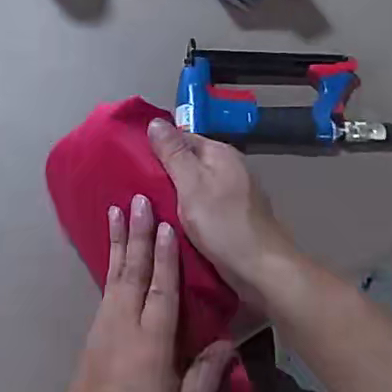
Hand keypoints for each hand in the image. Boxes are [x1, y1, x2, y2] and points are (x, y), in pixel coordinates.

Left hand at [44, 194, 234, 391]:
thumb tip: (226, 341)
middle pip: (132, 271)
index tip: (166, 224)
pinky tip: (116, 252)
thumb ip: (206, 375)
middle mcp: (124, 324)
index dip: (165, 256)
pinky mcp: (95, 331)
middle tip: (137, 199)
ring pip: (114, 274)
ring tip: (118, 210)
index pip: (161, 290)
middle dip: (137, 234)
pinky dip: (112, 264)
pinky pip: (107, 287)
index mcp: (150, 343)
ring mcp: (104, 325)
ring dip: (119, 241)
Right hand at [147, 117, 303, 312]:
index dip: (156, 146)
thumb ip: (173, 153)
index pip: (180, 137)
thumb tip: (155, 122)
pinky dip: (185, 209)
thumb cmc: (223, 224)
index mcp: (220, 153)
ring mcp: (233, 192)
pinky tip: (168, 220)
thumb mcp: (191, 184)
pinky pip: (201, 204)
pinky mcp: (232, 215)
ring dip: (172, 192)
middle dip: (162, 171)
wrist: (262, 270)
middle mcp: (229, 167)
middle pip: (187, 161)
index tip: (129, 160)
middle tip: (133, 184)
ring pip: (193, 184)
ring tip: (144, 202)